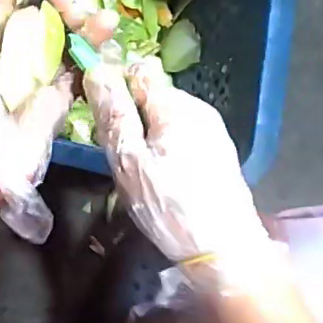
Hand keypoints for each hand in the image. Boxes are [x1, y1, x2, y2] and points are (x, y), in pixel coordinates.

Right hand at [83, 57, 283, 281]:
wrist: (226, 252)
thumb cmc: (170, 207)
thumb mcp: (129, 161)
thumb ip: (113, 114)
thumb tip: (96, 71)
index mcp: (175, 105)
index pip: (136, 70)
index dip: (113, 84)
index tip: (98, 113)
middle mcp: (197, 107)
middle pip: (150, 92)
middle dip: (128, 112)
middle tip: (117, 152)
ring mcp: (211, 128)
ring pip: (163, 113)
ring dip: (144, 130)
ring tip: (137, 168)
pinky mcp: (217, 148)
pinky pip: (179, 131)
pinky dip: (162, 143)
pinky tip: (160, 173)